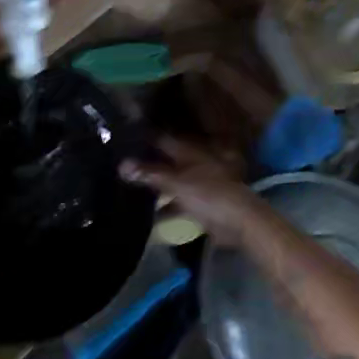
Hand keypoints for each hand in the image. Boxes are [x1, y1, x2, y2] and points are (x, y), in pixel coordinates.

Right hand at [121, 138, 267, 244]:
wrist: (239, 222)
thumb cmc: (210, 195)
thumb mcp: (177, 183)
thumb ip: (150, 173)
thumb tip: (122, 164)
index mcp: (192, 152)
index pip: (163, 139)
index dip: (145, 137)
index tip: (122, 136)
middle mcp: (195, 164)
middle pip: (167, 160)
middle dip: (146, 162)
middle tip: (119, 164)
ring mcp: (199, 184)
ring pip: (172, 181)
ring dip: (155, 186)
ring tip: (127, 188)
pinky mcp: (201, 204)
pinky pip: (177, 202)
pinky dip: (165, 207)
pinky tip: (148, 215)